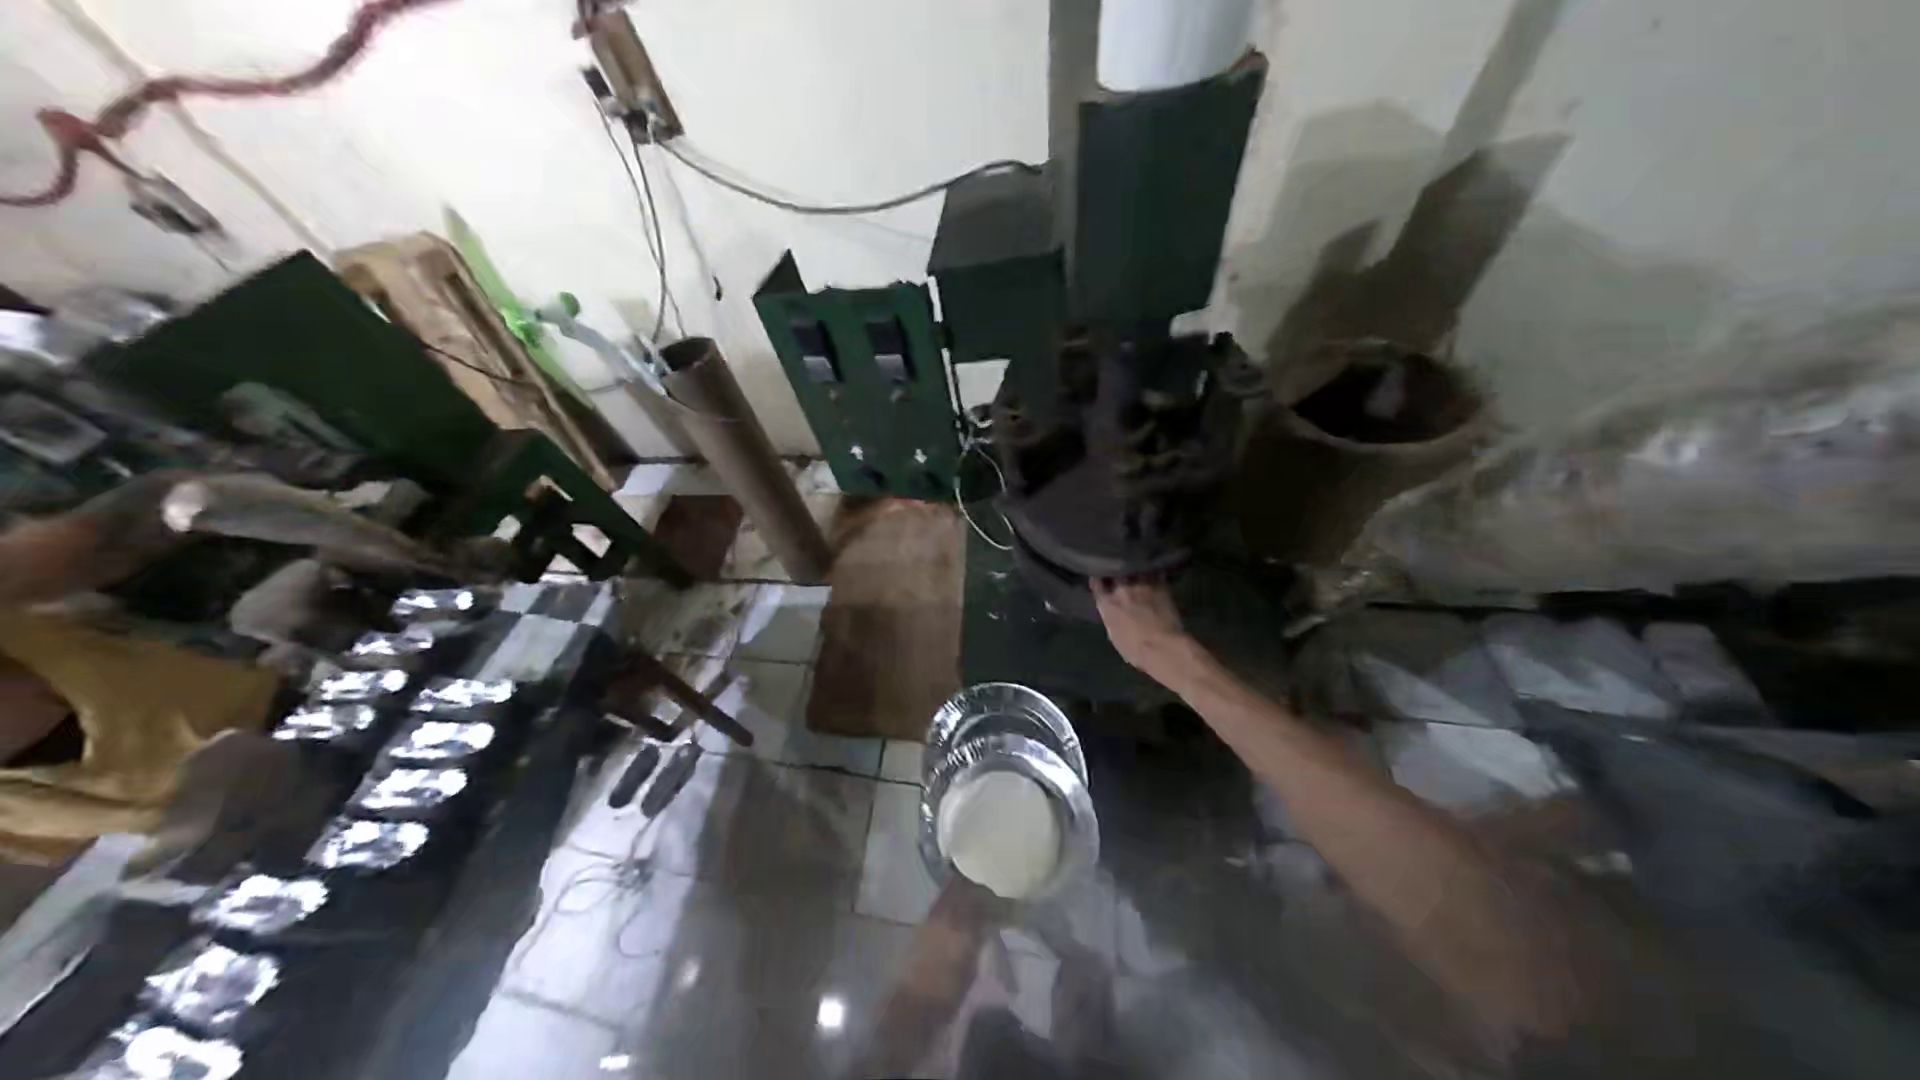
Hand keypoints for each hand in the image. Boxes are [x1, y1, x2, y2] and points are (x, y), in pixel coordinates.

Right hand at [1092, 577, 1201, 686]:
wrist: (1162, 646)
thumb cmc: (1135, 649)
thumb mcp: (1114, 635)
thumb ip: (1111, 617)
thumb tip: (1112, 611)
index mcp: (1107, 603)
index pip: (1097, 583)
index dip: (1098, 580)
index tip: (1101, 580)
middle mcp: (1121, 589)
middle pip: (1115, 572)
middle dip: (1116, 571)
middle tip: (1119, 574)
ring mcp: (1141, 585)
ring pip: (1135, 568)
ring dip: (1135, 569)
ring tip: (1137, 569)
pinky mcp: (1161, 586)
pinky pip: (1155, 572)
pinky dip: (1153, 572)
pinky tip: (1154, 572)